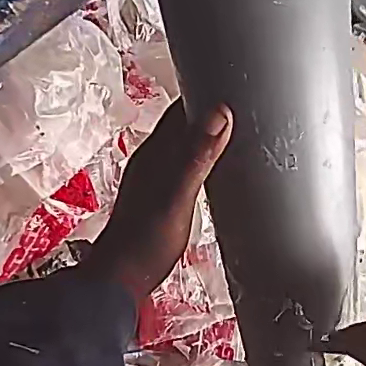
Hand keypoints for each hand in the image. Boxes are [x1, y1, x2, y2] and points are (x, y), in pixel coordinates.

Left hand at [81, 99, 231, 308]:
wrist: (119, 282)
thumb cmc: (144, 245)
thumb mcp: (177, 200)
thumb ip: (195, 158)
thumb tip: (217, 114)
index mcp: (154, 155)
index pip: (181, 110)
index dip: (206, 94)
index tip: (236, 84)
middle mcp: (152, 164)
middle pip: (183, 126)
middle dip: (211, 113)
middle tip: (246, 106)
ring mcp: (154, 182)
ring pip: (184, 148)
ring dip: (207, 138)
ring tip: (237, 133)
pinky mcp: (160, 200)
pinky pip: (185, 169)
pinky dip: (203, 162)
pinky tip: (216, 171)